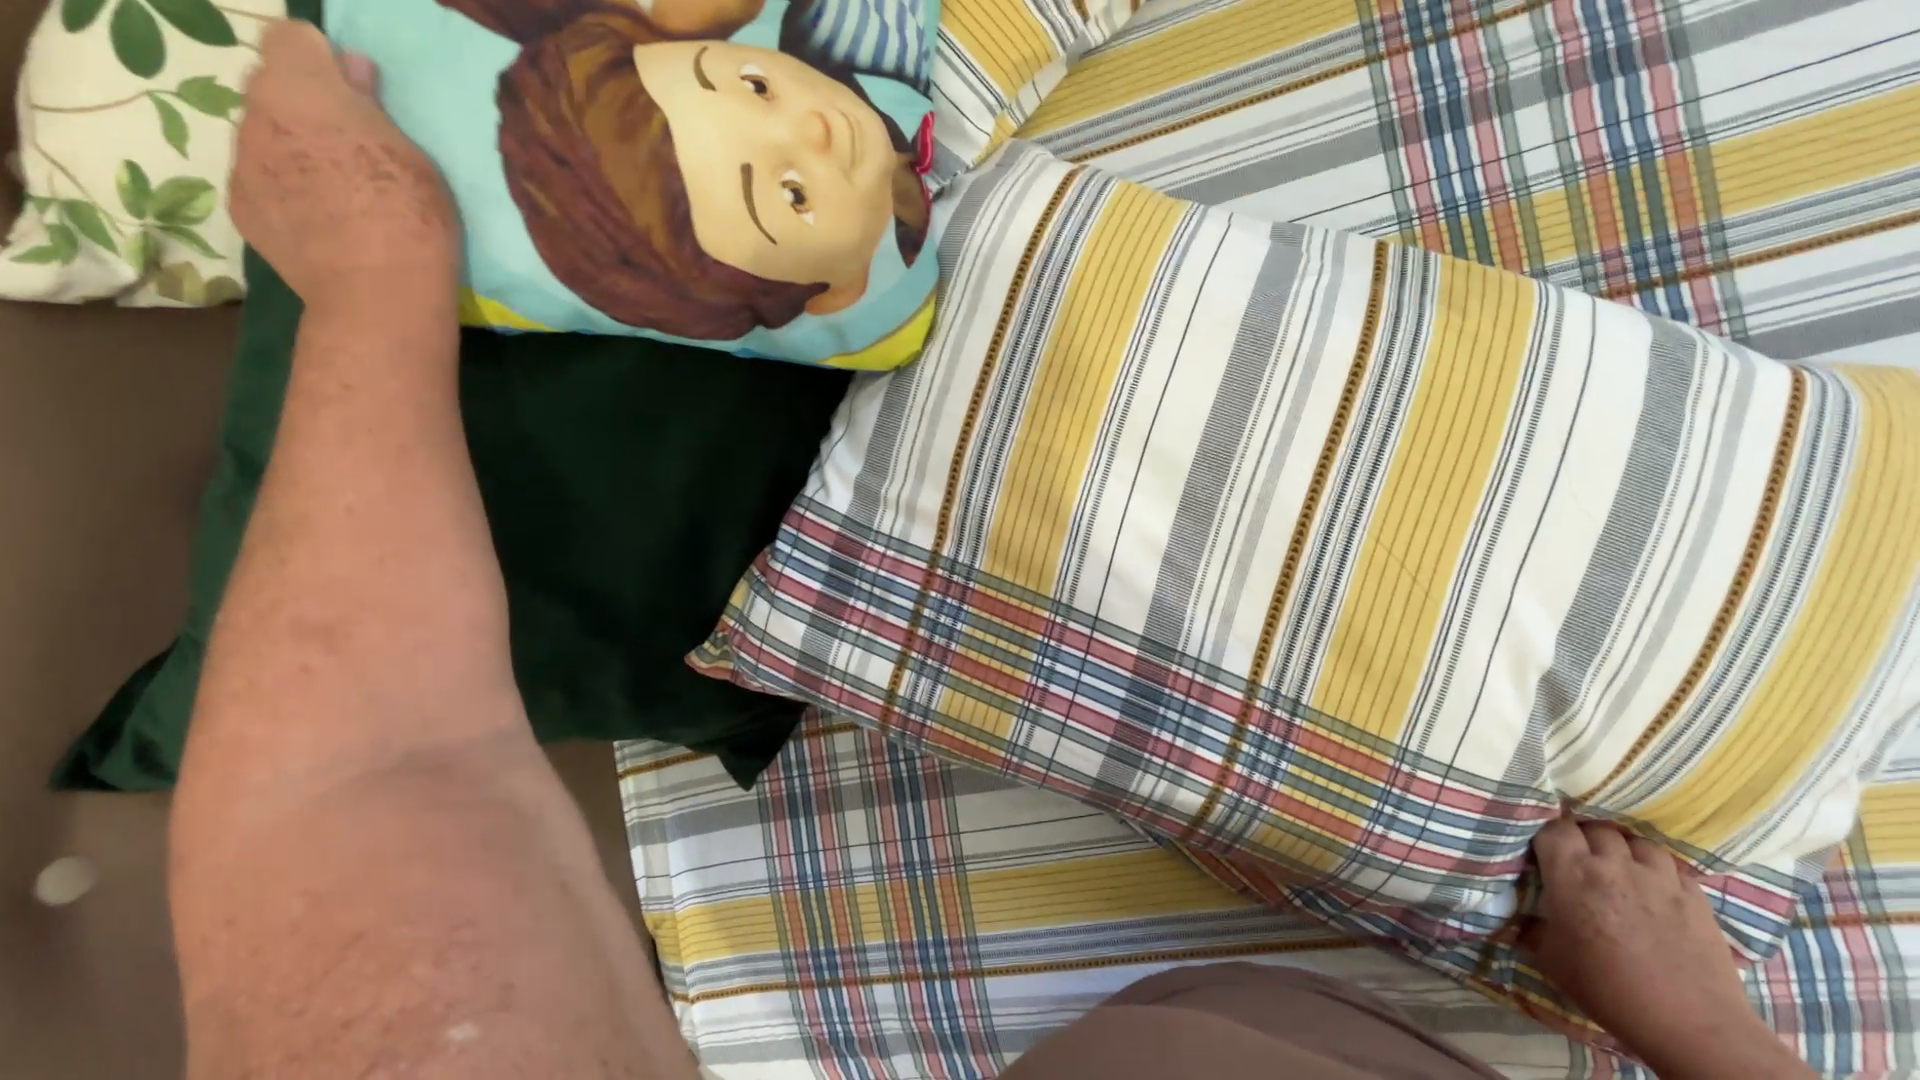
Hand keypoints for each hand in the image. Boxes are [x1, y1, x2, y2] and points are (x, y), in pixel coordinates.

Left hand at [230, 21, 456, 309]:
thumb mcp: (412, 155)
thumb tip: (352, 70)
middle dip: (305, 105)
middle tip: (350, 146)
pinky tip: (322, 221)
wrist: (378, 292)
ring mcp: (242, 161)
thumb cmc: (411, 215)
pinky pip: (259, 179)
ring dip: (292, 148)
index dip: (322, 60)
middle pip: (272, 87)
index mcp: (302, 87)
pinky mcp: (240, 205)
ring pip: (263, 135)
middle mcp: (257, 112)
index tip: (353, 90)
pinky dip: (285, 189)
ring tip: (339, 192)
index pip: (292, 38)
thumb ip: (371, 106)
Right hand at [1523, 818, 1810, 1079]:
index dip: (1548, 836)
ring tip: (1621, 869)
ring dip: (1625, 850)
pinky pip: (1672, 866)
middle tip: (1581, 862)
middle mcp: (1616, 866)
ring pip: (1637, 841)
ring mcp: (1660, 878)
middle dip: (1585, 839)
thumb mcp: (1551, 958)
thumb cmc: (1608, 989)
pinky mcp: (1695, 895)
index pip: (1555, 828)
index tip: (1545, 853)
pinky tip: (1655, 889)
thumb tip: (1521, 916)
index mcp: (1574, 874)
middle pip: (1596, 829)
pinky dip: (1658, 870)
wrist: (1689, 1024)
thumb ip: (1534, 925)